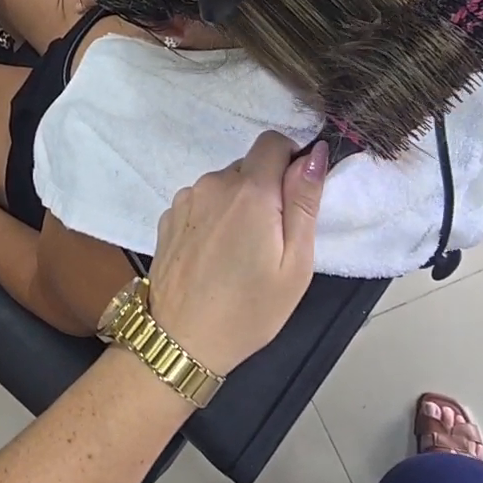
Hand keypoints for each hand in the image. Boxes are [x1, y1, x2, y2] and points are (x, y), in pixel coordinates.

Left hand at [148, 132, 327, 375]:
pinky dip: (212, 217)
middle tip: (270, 239)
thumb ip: (304, 202)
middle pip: (248, 165)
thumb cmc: (249, 309)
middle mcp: (212, 184)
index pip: (273, 141)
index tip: (295, 196)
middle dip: (265, 190)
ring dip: (237, 204)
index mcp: (249, 192)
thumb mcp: (295, 263)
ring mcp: (185, 199)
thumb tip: (314, 152)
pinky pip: (200, 202)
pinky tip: (213, 254)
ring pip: (223, 185)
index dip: (290, 160)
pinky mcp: (167, 217)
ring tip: (240, 252)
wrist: (181, 340)